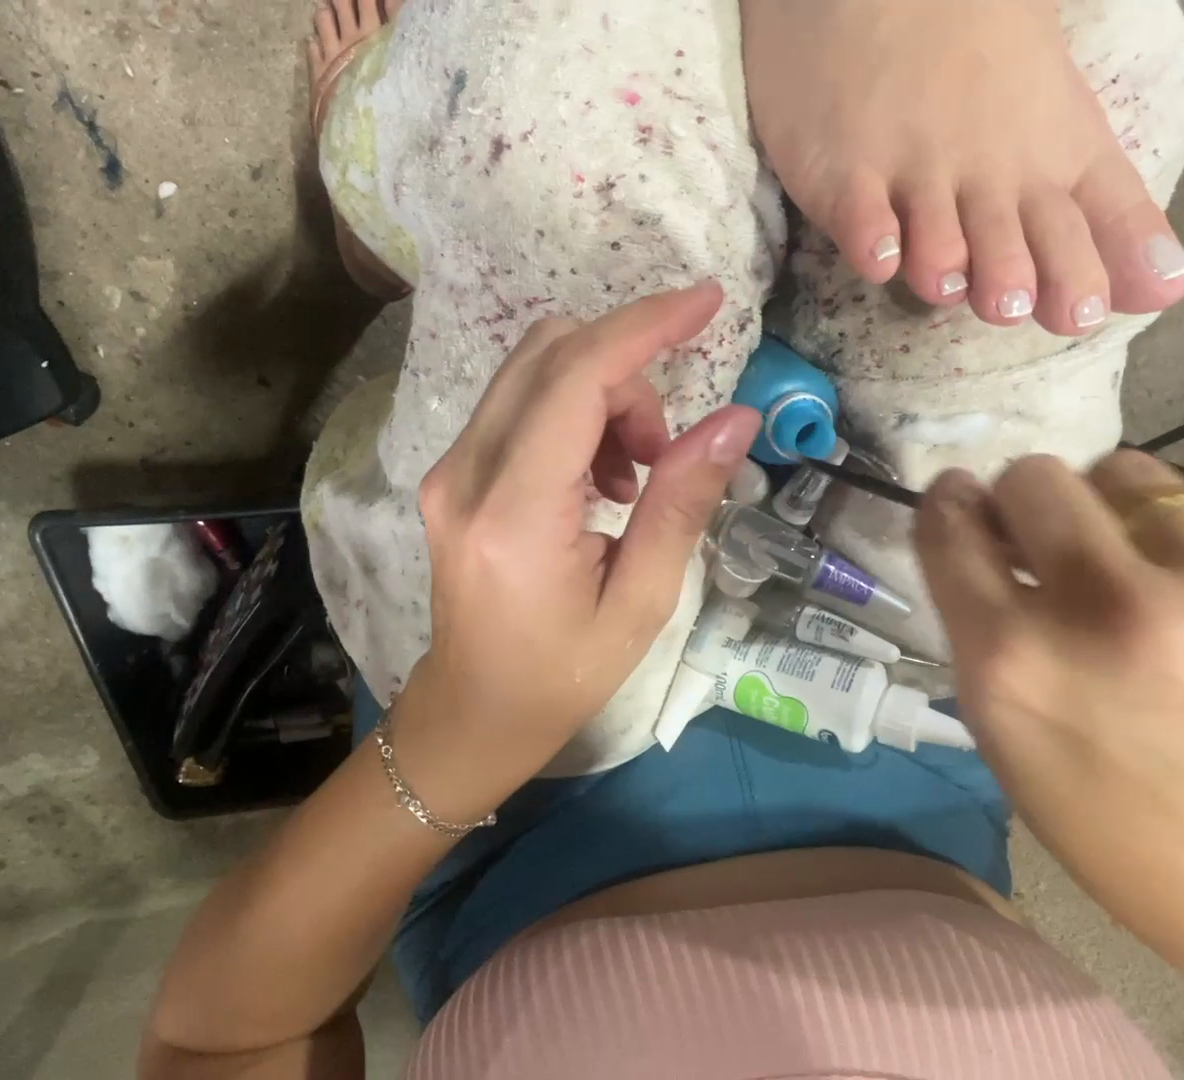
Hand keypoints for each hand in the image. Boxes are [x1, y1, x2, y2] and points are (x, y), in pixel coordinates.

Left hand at [396, 282, 758, 801]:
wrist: (471, 711)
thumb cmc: (560, 678)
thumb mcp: (640, 604)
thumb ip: (680, 505)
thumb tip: (736, 419)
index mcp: (515, 514)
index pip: (576, 378)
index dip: (645, 327)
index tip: (706, 302)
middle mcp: (465, 475)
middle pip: (550, 354)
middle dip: (627, 373)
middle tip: (664, 450)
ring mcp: (447, 470)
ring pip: (532, 370)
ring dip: (600, 394)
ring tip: (633, 476)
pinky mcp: (448, 474)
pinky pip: (516, 403)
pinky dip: (571, 413)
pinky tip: (595, 479)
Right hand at [913, 450, 1183, 1018]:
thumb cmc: (1129, 834)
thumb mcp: (1013, 744)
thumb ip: (987, 634)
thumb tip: (985, 537)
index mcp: (1016, 666)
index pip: (948, 527)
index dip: (948, 504)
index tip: (961, 499)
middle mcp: (1112, 614)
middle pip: (1034, 477)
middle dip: (1028, 502)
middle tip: (1055, 540)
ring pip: (1133, 473)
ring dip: (1118, 512)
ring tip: (1147, 566)